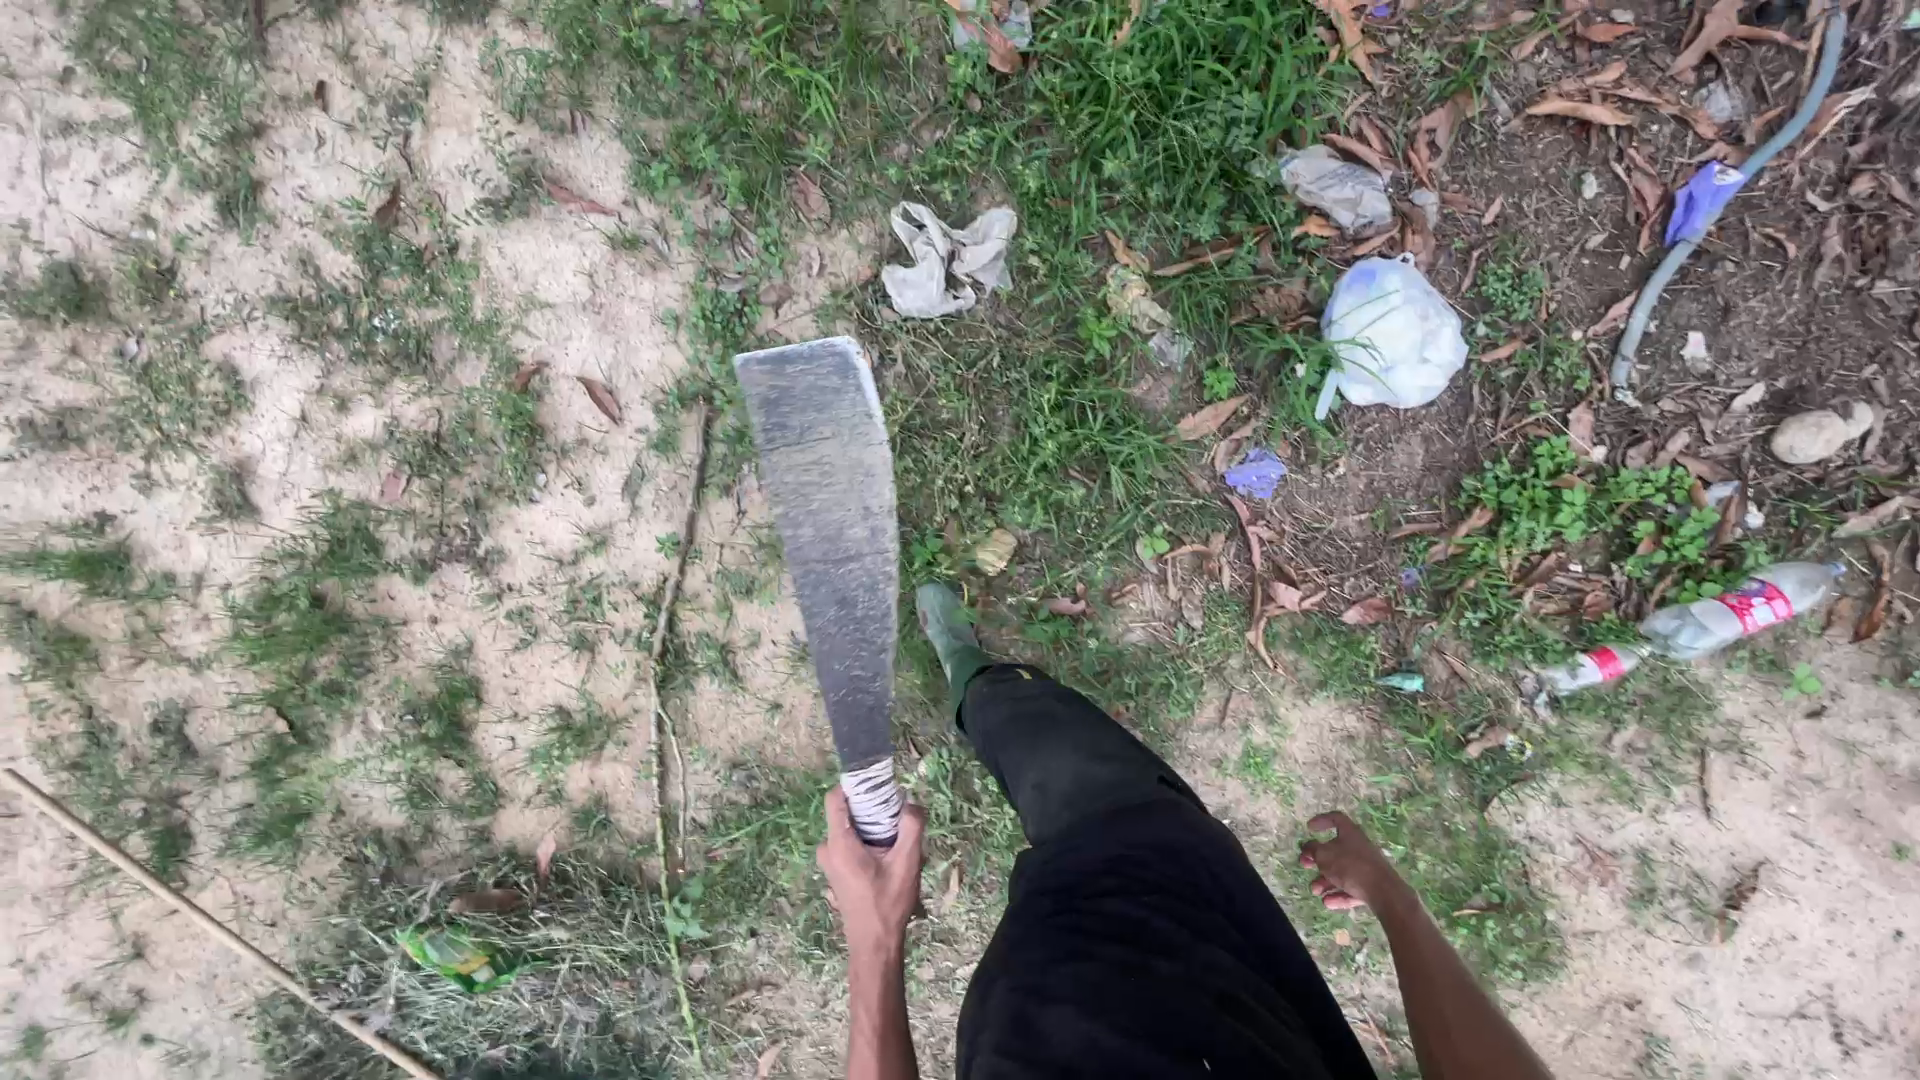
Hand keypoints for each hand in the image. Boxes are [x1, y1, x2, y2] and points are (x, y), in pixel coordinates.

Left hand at [817, 786, 926, 956]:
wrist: (875, 946)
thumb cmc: (888, 904)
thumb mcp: (907, 863)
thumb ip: (911, 827)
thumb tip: (912, 803)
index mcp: (838, 843)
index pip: (835, 797)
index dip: (854, 784)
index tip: (879, 785)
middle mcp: (828, 850)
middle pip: (846, 812)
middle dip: (872, 810)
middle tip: (898, 821)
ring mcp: (830, 863)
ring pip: (850, 830)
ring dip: (873, 830)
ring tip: (897, 846)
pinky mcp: (836, 873)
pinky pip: (850, 844)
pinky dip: (867, 844)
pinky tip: (888, 862)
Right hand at [1298, 811, 1407, 910]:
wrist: (1384, 892)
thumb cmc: (1350, 866)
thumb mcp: (1323, 855)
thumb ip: (1312, 849)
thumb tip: (1308, 847)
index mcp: (1349, 833)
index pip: (1336, 819)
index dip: (1321, 821)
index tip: (1309, 828)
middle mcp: (1359, 848)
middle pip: (1335, 851)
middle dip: (1317, 860)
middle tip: (1304, 865)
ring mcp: (1366, 867)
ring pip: (1342, 873)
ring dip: (1325, 881)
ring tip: (1315, 891)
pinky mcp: (1372, 886)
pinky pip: (1352, 888)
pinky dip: (1339, 894)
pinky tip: (1328, 902)